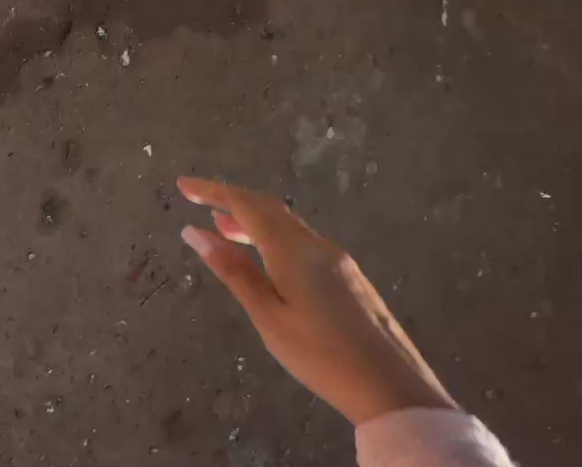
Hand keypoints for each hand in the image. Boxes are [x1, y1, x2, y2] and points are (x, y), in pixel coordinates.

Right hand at [177, 177, 457, 424]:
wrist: (399, 395)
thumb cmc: (321, 354)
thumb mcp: (266, 315)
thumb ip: (232, 270)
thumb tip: (194, 232)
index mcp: (292, 250)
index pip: (245, 205)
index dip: (212, 190)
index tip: (183, 185)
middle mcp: (317, 246)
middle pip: (269, 208)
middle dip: (231, 199)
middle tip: (197, 199)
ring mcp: (339, 263)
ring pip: (287, 224)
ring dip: (252, 219)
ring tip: (222, 228)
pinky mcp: (351, 280)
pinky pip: (301, 241)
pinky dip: (272, 236)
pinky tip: (263, 257)